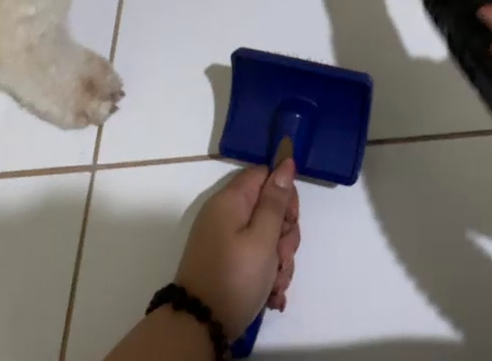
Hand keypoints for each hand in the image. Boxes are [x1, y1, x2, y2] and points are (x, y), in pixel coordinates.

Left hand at [174, 158, 300, 338]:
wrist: (199, 327)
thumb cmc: (235, 277)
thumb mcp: (263, 238)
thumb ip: (276, 201)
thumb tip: (285, 163)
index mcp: (231, 201)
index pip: (265, 175)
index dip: (284, 193)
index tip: (291, 220)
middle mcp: (226, 215)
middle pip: (268, 208)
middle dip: (285, 235)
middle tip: (283, 257)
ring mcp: (226, 240)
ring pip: (266, 237)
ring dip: (279, 260)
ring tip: (276, 284)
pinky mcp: (227, 262)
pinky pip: (255, 256)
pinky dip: (267, 272)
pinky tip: (271, 294)